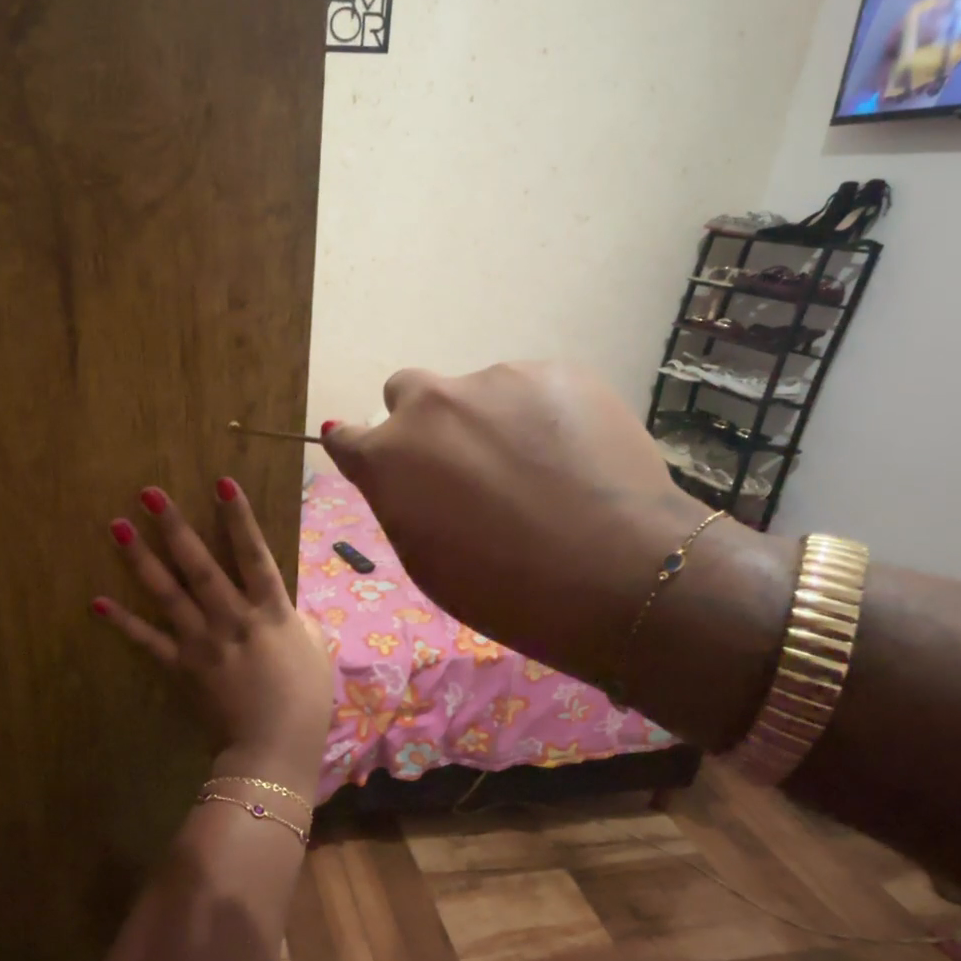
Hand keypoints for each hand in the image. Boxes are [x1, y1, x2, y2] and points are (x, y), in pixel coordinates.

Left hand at [94, 480, 332, 791]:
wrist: (273, 750)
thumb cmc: (305, 701)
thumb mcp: (315, 651)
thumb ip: (298, 621)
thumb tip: (289, 605)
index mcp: (271, 611)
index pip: (254, 555)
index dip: (239, 518)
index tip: (221, 481)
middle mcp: (233, 618)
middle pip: (200, 565)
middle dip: (175, 527)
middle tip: (148, 493)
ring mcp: (203, 641)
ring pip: (168, 593)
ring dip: (142, 560)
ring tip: (117, 527)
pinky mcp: (181, 666)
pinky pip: (148, 642)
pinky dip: (123, 623)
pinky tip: (97, 602)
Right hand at [321, 362, 736, 688]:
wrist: (614, 573)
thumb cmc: (502, 588)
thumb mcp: (424, 559)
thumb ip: (401, 501)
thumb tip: (403, 474)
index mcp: (388, 454)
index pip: (346, 436)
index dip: (362, 452)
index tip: (382, 468)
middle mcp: (432, 403)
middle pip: (407, 391)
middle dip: (423, 422)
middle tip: (463, 466)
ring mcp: (497, 380)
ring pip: (478, 392)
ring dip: (490, 421)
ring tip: (538, 472)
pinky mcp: (558, 371)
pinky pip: (534, 390)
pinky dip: (543, 417)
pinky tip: (574, 459)